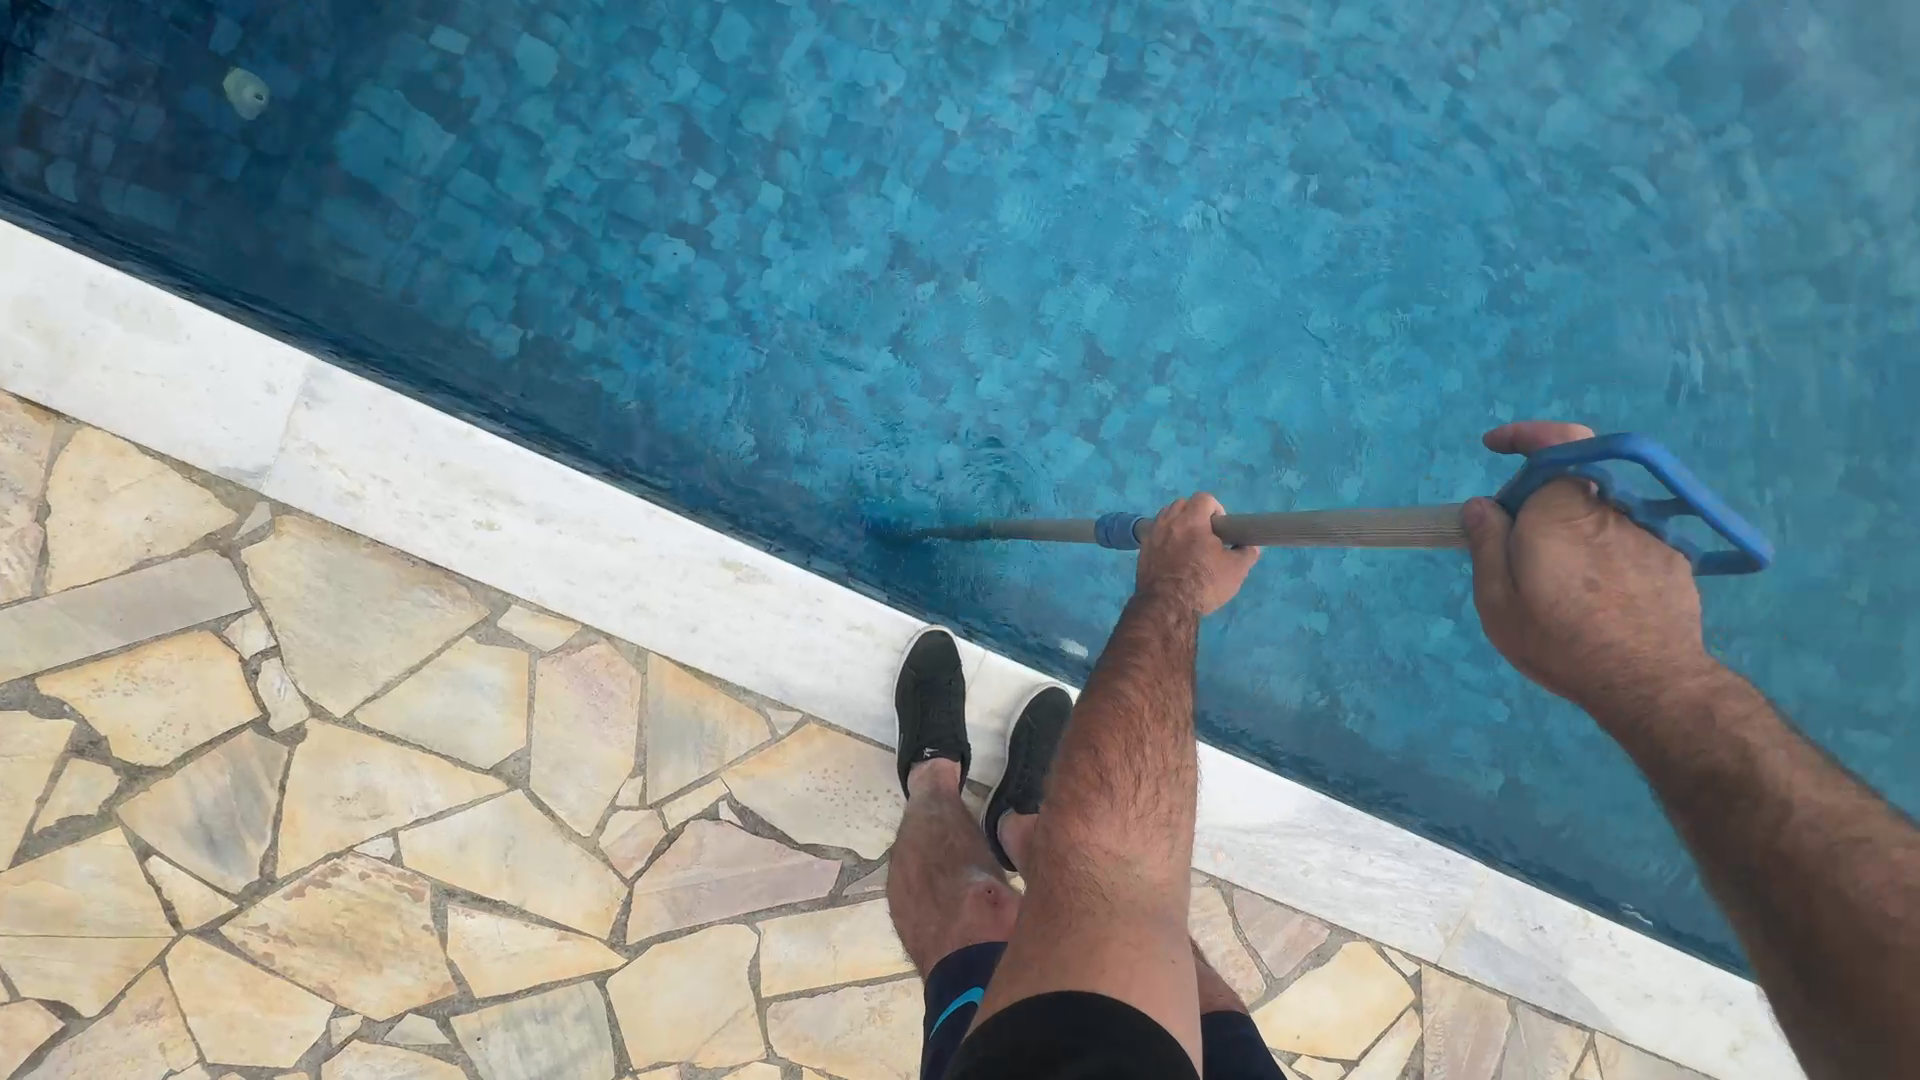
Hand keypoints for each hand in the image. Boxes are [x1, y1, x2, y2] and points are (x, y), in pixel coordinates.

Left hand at [1135, 494, 1260, 615]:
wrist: (1167, 606)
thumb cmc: (1204, 584)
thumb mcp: (1235, 570)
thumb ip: (1246, 553)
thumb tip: (1251, 547)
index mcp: (1191, 520)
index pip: (1203, 498)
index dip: (1216, 508)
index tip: (1221, 527)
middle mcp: (1168, 522)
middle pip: (1181, 504)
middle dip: (1195, 514)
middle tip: (1205, 534)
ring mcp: (1152, 535)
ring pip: (1165, 517)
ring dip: (1177, 524)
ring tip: (1188, 544)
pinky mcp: (1142, 550)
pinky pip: (1154, 534)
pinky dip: (1164, 538)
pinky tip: (1172, 556)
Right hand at [1462, 422, 1721, 716]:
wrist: (1649, 683)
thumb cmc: (1557, 640)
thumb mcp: (1496, 599)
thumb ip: (1488, 543)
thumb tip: (1482, 505)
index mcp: (1560, 511)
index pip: (1557, 443)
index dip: (1527, 436)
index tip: (1495, 446)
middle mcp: (1609, 510)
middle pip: (1571, 480)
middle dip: (1536, 498)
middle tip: (1510, 540)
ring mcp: (1647, 532)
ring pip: (1598, 510)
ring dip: (1569, 526)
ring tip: (1554, 577)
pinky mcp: (1671, 558)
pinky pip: (1625, 535)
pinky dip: (1600, 547)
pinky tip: (1593, 592)